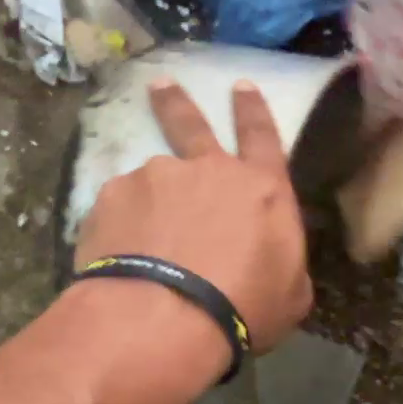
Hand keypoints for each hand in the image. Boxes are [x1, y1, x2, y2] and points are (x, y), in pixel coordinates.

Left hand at [74, 79, 313, 350]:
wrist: (166, 317)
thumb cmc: (245, 307)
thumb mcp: (292, 294)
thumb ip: (283, 262)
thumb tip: (271, 257)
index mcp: (261, 190)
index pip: (262, 137)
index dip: (253, 111)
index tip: (241, 87)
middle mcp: (206, 170)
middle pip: (190, 123)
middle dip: (177, 102)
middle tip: (162, 86)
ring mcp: (154, 178)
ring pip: (154, 183)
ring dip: (151, 201)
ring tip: (145, 237)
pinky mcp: (110, 198)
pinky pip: (121, 211)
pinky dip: (124, 228)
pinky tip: (123, 256)